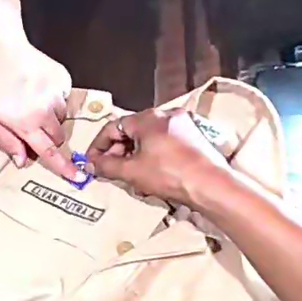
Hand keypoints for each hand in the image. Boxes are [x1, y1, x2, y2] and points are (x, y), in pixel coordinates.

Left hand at [0, 36, 77, 178]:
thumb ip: (7, 141)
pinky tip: (39, 88)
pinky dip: (54, 97)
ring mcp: (57, 94)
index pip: (49, 151)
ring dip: (51, 116)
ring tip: (33, 101)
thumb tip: (22, 161)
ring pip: (62, 117)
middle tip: (34, 125)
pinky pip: (64, 97)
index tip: (77, 177)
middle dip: (49, 136)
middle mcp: (45, 112)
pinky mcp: (63, 79)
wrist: (2, 48)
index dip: (63, 166)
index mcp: (26, 124)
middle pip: (59, 136)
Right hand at [86, 107, 237, 206]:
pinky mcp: (195, 138)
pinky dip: (153, 156)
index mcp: (148, 118)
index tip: (92, 162)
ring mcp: (183, 125)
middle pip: (132, 131)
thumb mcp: (131, 171)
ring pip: (149, 138)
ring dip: (135, 155)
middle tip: (110, 170)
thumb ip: (107, 166)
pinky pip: (165, 143)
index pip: (113, 126)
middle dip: (118, 151)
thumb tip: (91, 164)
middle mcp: (166, 115)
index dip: (99, 146)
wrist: (210, 185)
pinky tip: (152, 175)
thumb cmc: (170, 174)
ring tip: (131, 176)